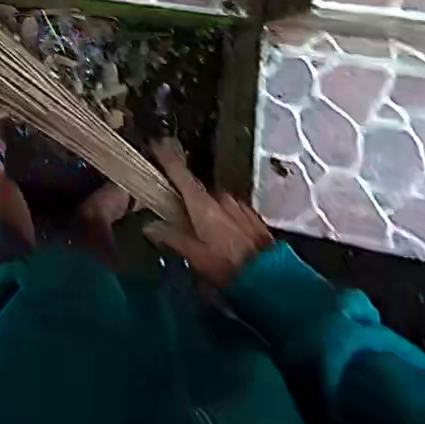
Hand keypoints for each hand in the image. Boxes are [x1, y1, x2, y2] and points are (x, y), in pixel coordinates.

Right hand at [144, 137, 272, 288]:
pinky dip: (224, 218)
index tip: (156, 142)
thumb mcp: (195, 256)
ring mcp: (239, 205)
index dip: (166, 156)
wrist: (275, 281)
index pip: (180, 172)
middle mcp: (221, 198)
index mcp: (202, 203)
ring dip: (208, 211)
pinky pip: (231, 211)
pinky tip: (226, 238)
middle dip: (188, 201)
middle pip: (196, 191)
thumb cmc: (229, 266)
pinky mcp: (254, 216)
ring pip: (215, 202)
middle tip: (180, 218)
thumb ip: (171, 238)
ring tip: (206, 234)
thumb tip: (149, 226)